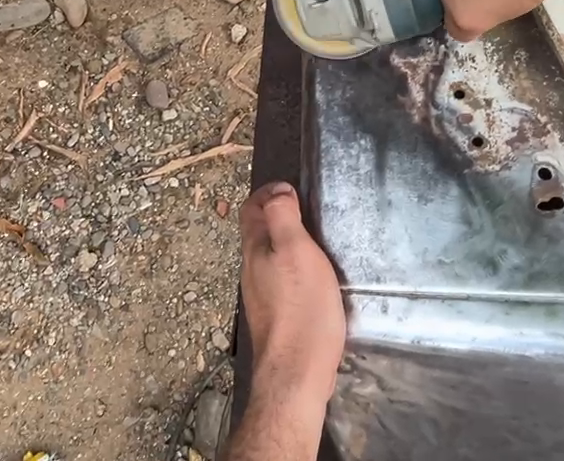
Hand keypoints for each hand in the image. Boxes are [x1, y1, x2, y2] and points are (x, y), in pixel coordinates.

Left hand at [238, 182, 345, 413]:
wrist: (295, 375)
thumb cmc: (301, 308)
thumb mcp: (296, 250)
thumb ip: (282, 217)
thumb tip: (276, 191)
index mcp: (254, 248)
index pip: (250, 208)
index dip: (267, 192)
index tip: (291, 188)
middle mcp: (251, 269)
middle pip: (257, 231)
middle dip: (276, 215)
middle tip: (305, 210)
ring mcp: (260, 295)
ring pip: (268, 257)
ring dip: (284, 242)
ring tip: (313, 240)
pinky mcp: (274, 316)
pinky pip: (279, 280)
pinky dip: (292, 268)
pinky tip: (312, 278)